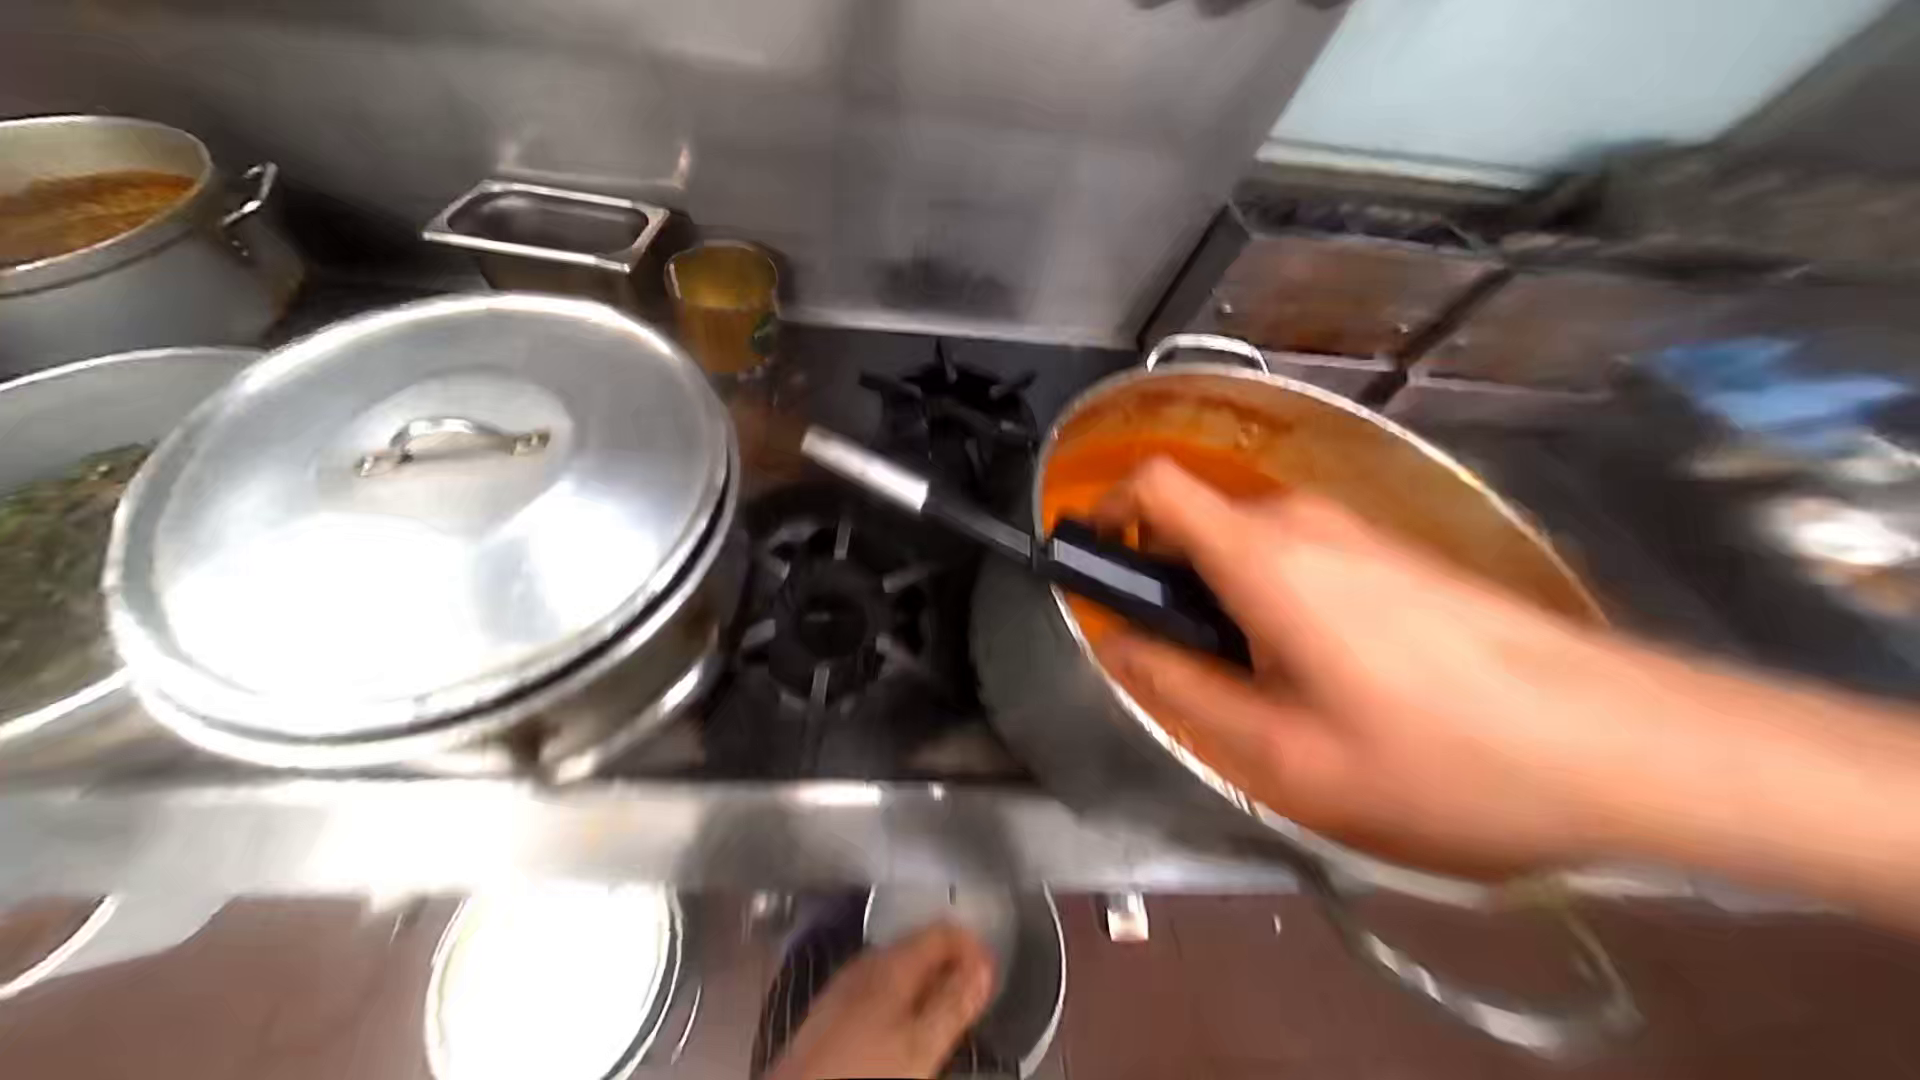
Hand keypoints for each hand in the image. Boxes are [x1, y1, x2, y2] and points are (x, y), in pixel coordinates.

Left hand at [765, 922, 994, 1079]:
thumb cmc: (866, 1074)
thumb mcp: (920, 1047)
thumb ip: (954, 1003)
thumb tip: (984, 964)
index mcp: (892, 962)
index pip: (942, 930)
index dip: (973, 945)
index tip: (993, 972)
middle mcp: (868, 961)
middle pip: (920, 946)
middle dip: (951, 963)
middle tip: (976, 993)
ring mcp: (847, 983)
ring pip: (900, 966)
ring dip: (928, 981)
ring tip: (948, 1012)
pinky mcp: (834, 1008)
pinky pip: (881, 986)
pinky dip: (904, 996)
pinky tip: (907, 1025)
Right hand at [1086, 459, 1829, 876]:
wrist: (1623, 740)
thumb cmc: (1435, 751)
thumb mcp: (1279, 749)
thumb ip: (1178, 689)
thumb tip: (1112, 645)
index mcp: (1260, 554)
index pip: (1154, 483)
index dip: (1107, 510)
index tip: (1095, 566)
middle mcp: (1300, 519)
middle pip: (1192, 518)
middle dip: (1163, 577)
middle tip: (1182, 658)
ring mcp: (1351, 527)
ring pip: (1242, 539)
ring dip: (1217, 592)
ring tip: (1254, 676)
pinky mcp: (1388, 547)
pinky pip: (1292, 552)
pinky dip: (1266, 592)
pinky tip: (1316, 666)